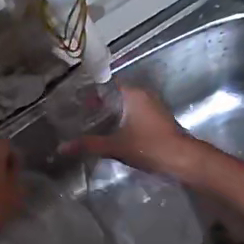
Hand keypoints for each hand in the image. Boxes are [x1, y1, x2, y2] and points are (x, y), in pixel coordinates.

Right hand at [62, 86, 210, 179]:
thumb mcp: (115, 146)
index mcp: (133, 94)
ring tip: (92, 123)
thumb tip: (62, 148)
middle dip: (99, 104)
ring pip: (126, 105)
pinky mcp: (158, 119)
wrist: (182, 159)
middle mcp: (143, 95)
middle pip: (116, 94)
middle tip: (80, 113)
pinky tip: (112, 132)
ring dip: (111, 112)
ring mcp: (153, 106)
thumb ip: (88, 144)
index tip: (76, 100)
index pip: (106, 84)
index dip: (90, 92)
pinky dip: (123, 119)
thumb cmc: (149, 146)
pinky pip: (135, 113)